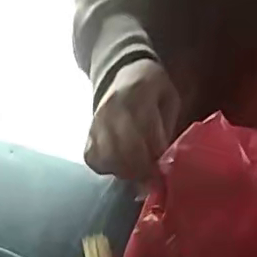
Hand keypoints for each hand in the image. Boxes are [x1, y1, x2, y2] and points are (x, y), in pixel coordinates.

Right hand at [84, 58, 180, 181]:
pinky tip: (120, 165)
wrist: (120, 75)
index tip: (162, 175)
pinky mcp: (88, 137)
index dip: (156, 158)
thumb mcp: (168, 99)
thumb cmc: (151, 91)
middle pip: (128, 150)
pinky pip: (96, 162)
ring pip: (111, 159)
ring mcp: (97, 123)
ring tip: (137, 173)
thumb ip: (166, 128)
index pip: (148, 134)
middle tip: (150, 181)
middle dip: (142, 171)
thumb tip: (161, 164)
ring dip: (127, 172)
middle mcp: (113, 108)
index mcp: (138, 93)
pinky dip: (109, 169)